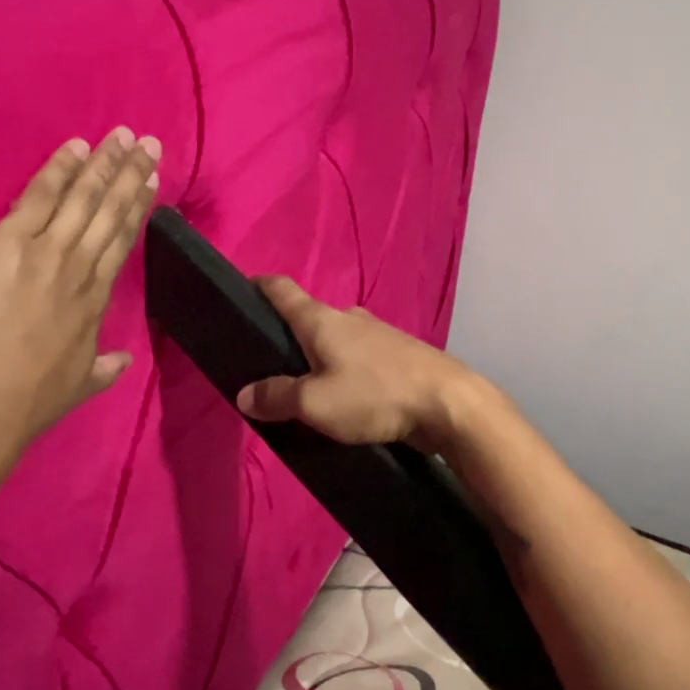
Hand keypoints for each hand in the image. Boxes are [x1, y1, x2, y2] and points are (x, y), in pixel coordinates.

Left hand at [0, 127, 160, 462]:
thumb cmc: (25, 403)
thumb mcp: (77, 388)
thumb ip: (102, 368)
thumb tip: (124, 361)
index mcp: (96, 303)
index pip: (121, 244)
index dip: (137, 210)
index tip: (151, 185)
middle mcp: (80, 270)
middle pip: (110, 214)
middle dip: (130, 176)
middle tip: (148, 145)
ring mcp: (47, 254)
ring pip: (83, 199)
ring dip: (104, 165)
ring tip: (123, 137)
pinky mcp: (9, 245)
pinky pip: (39, 198)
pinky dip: (59, 170)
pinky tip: (75, 148)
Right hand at [235, 276, 483, 452]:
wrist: (448, 403)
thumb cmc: (374, 394)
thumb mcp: (315, 402)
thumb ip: (277, 397)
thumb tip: (244, 393)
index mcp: (321, 319)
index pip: (282, 290)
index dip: (259, 287)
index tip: (241, 291)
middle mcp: (349, 317)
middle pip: (309, 318)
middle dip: (289, 336)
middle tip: (268, 365)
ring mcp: (378, 334)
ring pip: (337, 340)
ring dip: (320, 357)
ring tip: (305, 387)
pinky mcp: (399, 356)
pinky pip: (360, 359)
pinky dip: (346, 371)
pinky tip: (344, 396)